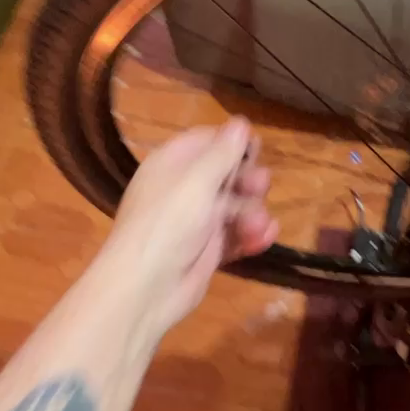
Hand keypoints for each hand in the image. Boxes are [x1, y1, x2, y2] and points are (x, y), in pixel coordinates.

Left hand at [100, 118, 278, 329]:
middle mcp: (186, 187)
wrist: (146, 289)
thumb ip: (224, 151)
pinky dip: (251, 235)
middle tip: (258, 187)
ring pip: (238, 204)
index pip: (209, 140)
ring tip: (256, 226)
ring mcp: (198, 220)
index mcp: (174, 163)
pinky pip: (237, 234)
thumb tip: (241, 121)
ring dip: (253, 212)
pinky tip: (263, 238)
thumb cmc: (168, 223)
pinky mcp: (209, 249)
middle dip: (248, 179)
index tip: (255, 149)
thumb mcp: (197, 181)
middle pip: (229, 172)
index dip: (233, 143)